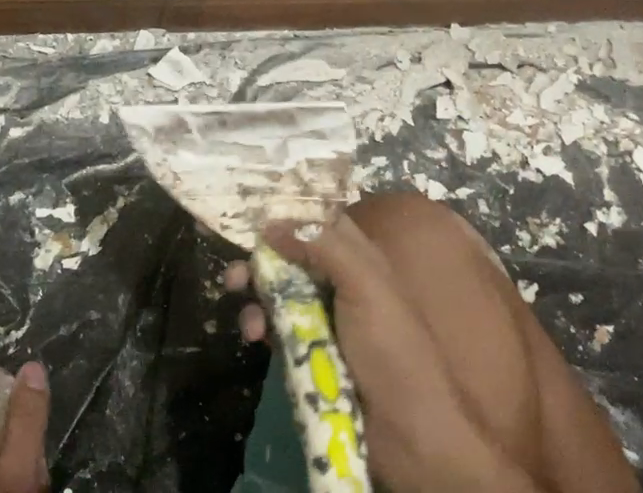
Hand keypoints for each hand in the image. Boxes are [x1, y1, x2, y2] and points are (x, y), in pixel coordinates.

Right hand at [229, 215, 531, 492]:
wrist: (407, 433)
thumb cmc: (390, 349)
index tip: (250, 209)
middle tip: (235, 266)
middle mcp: (340, 283)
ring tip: (236, 298)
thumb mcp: (366, 285)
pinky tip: (252, 334)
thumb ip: (321, 246)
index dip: (288, 211)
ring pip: (276, 289)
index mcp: (361, 260)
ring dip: (252, 290)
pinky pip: (273, 325)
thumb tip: (270, 222)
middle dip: (259, 255)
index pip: (321, 220)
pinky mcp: (307, 350)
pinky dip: (258, 323)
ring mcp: (322, 318)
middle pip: (290, 254)